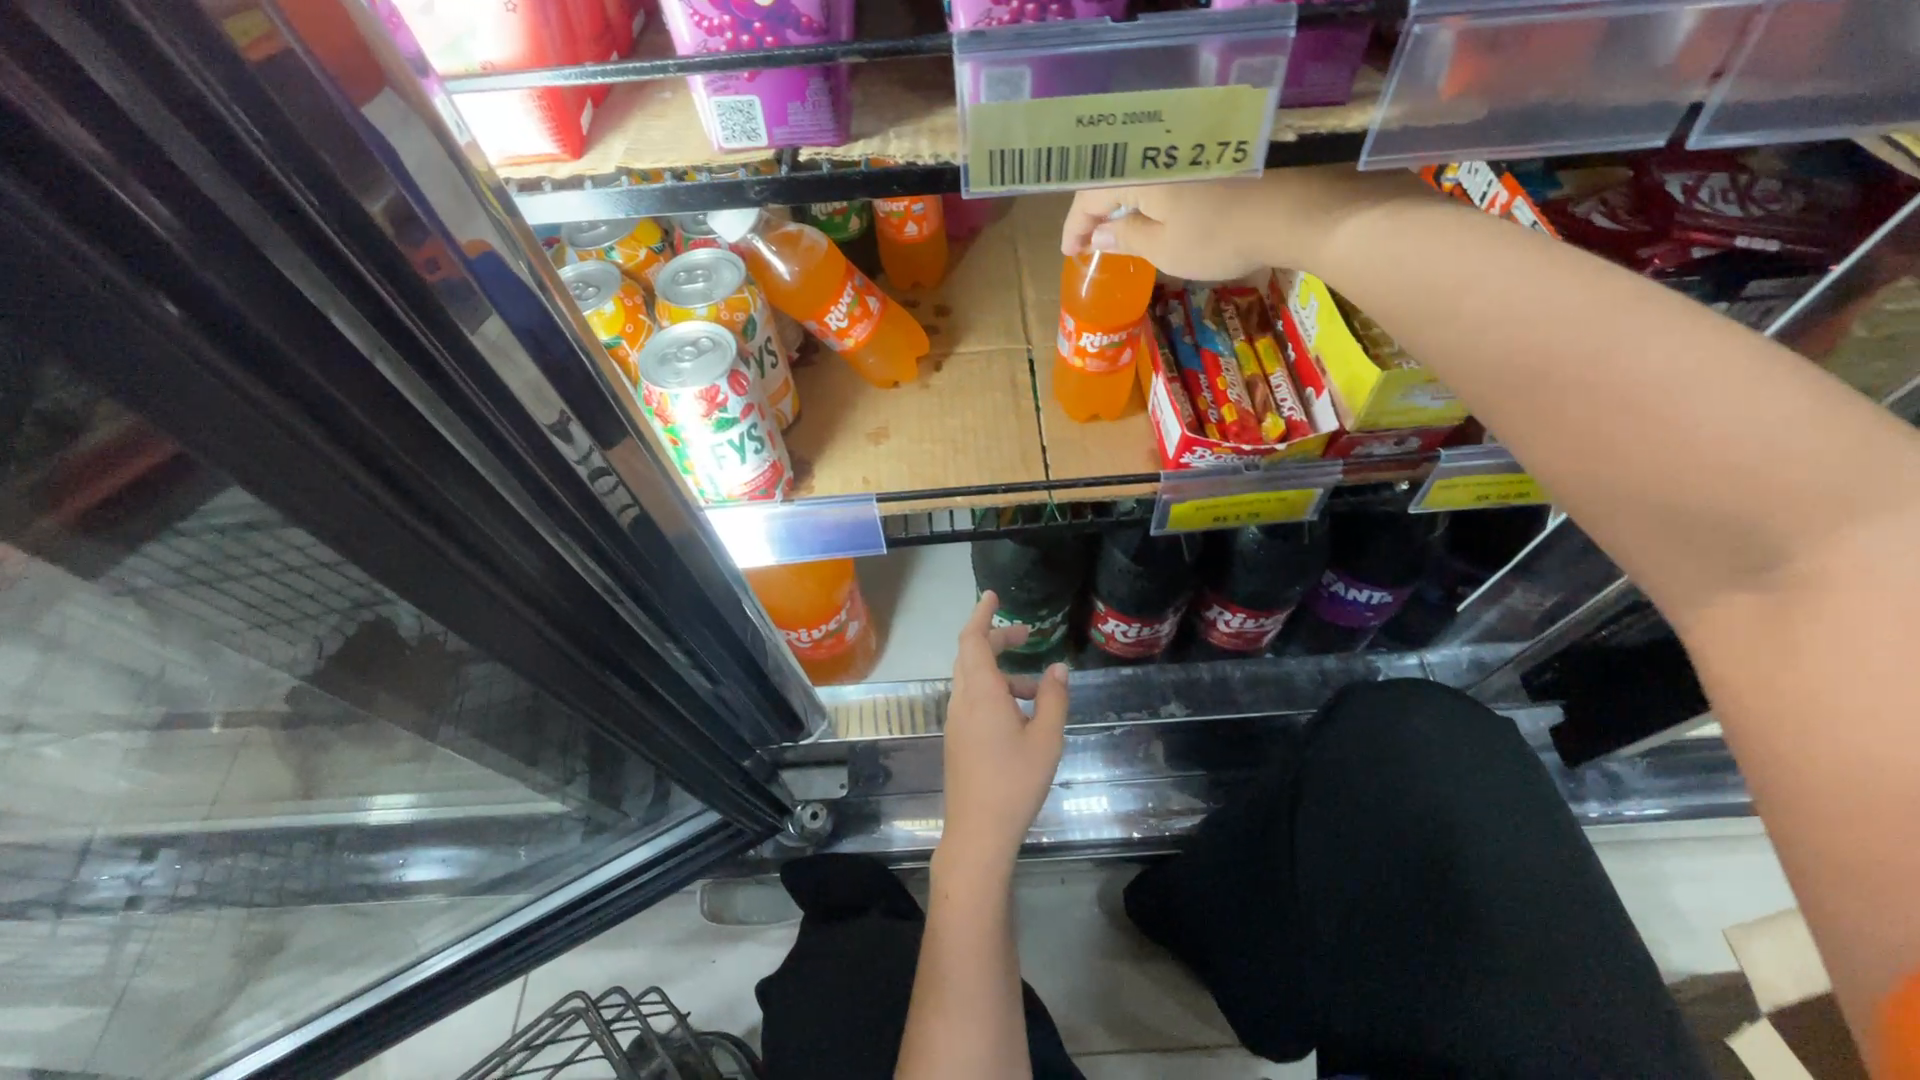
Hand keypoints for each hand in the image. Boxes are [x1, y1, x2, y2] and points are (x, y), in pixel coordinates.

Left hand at [940, 592, 1069, 873]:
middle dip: (996, 639)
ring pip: (973, 680)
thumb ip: (1052, 698)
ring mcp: (956, 721)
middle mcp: (962, 701)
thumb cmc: (1015, 782)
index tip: (993, 596)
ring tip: (1037, 687)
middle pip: (971, 655)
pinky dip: (994, 693)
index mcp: (981, 693)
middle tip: (1026, 636)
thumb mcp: (1046, 738)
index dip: (982, 614)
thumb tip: (1059, 668)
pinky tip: (1020, 715)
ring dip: (1000, 672)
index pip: (974, 639)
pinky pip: (973, 701)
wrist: (978, 831)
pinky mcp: (958, 740)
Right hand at [1060, 166, 1436, 280]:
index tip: (1071, 251)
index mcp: (1138, 169)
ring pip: (1142, 168)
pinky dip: (1157, 191)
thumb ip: (1128, 238)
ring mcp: (1191, 141)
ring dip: (1127, 199)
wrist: (1299, 209)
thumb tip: (1101, 235)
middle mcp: (1159, 146)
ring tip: (1122, 227)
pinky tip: (1161, 210)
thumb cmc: (1224, 235)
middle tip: (1092, 240)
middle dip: (1098, 210)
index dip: (1076, 225)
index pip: (1090, 194)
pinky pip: (1171, 166)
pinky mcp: (1218, 145)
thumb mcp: (1166, 249)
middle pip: (1113, 175)